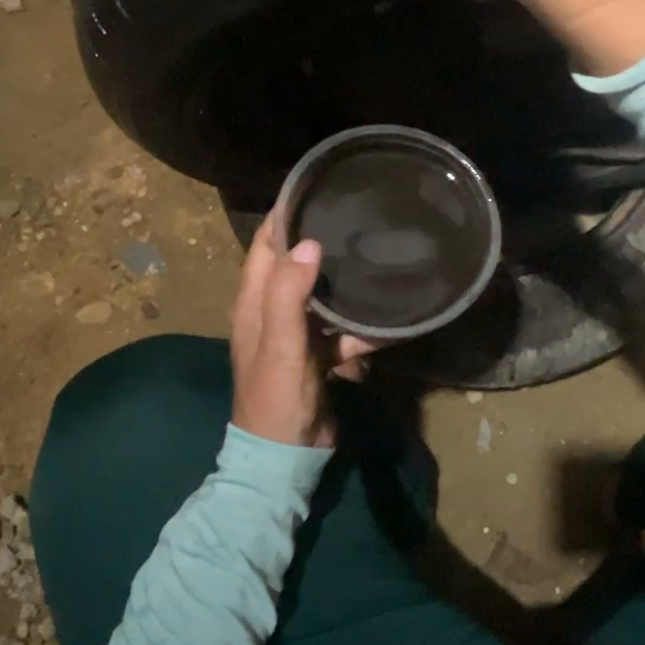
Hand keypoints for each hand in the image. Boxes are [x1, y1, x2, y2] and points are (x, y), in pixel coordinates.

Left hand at [229, 211, 374, 447]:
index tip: (314, 188)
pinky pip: (344, 328)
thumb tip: (308, 242)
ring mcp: (299, 334)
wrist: (286, 457)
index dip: (284, 216)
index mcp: (254, 303)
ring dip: (346, 281)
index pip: (265, 245)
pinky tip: (389, 316)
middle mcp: (274, 312)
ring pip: (324, 295)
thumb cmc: (276, 397)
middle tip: (358, 214)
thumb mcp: (280, 344)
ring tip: (380, 253)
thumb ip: (289, 294)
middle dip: (321, 239)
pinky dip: (362, 323)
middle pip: (297, 264)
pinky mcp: (320, 355)